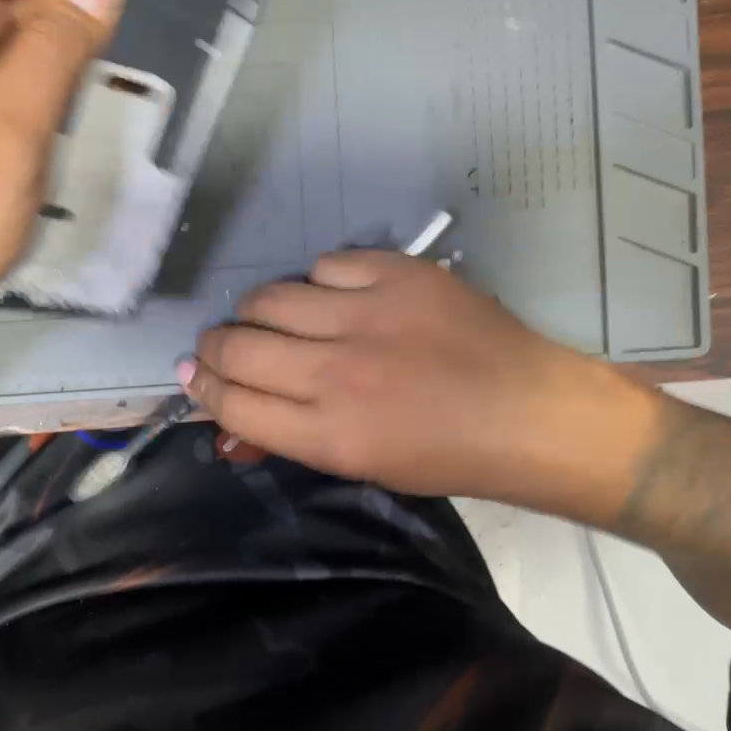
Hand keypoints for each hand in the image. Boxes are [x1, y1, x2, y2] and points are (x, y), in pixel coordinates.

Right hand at [184, 251, 659, 508]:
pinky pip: (323, 266)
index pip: (232, 401)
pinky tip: (332, 299)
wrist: (534, 414)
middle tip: (220, 346)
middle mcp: (339, 373)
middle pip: (238, 346)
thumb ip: (287, 438)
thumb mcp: (360, 464)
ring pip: (269, 298)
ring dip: (256, 311)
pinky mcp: (397, 273)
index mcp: (331, 434)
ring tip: (270, 319)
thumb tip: (224, 424)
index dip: (203, 387)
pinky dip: (316, 284)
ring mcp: (369, 315)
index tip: (196, 374)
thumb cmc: (445, 455)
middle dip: (215, 347)